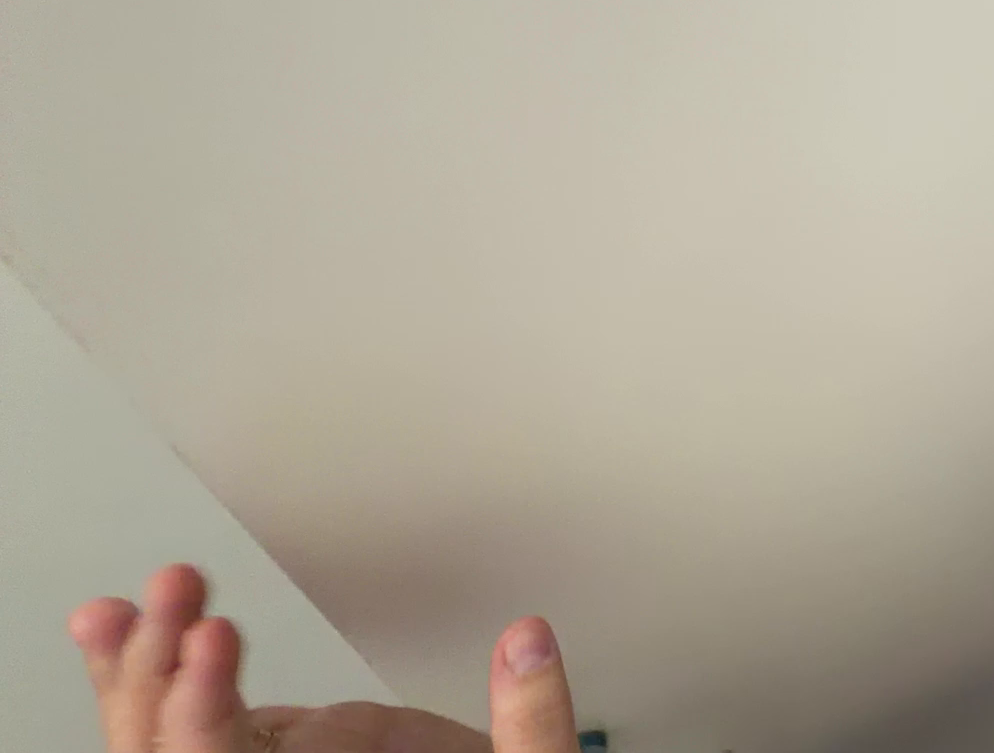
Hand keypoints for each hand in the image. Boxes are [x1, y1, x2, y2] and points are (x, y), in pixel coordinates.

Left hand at [69, 565, 578, 752]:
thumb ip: (531, 724)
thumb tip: (527, 639)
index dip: (201, 714)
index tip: (212, 638)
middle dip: (157, 675)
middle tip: (170, 594)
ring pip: (162, 746)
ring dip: (138, 675)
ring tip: (124, 610)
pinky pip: (195, 729)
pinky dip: (161, 680)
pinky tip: (148, 639)